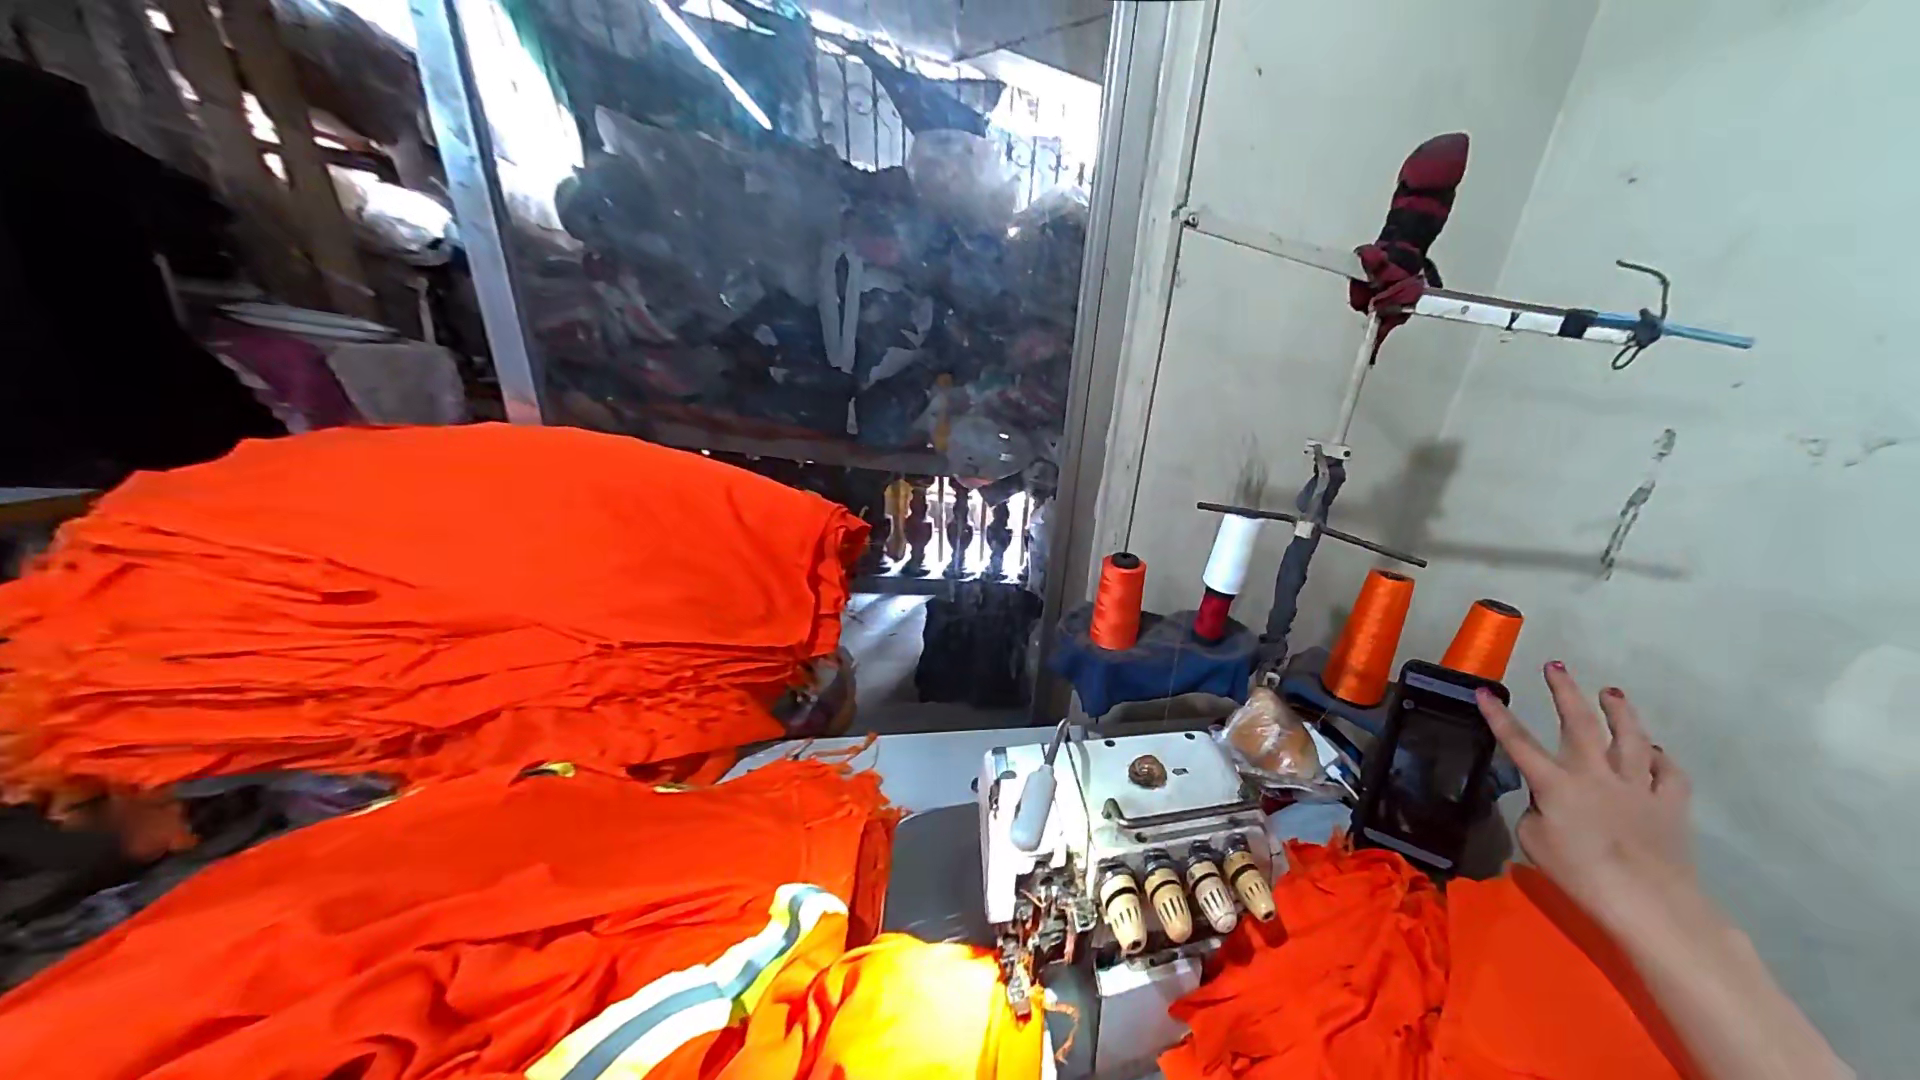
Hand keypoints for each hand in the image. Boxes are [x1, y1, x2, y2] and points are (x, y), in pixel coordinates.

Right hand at [1476, 662, 1695, 931]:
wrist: (1650, 904)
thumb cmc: (1579, 873)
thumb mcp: (1534, 840)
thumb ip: (1535, 810)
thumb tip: (1545, 801)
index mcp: (1555, 783)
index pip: (1517, 741)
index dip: (1496, 714)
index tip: (1483, 690)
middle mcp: (1595, 775)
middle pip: (1579, 723)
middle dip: (1564, 691)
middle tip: (1556, 666)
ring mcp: (1636, 788)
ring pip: (1631, 739)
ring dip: (1620, 712)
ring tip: (1612, 692)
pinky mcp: (1669, 806)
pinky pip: (1669, 774)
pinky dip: (1660, 758)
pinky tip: (1653, 750)